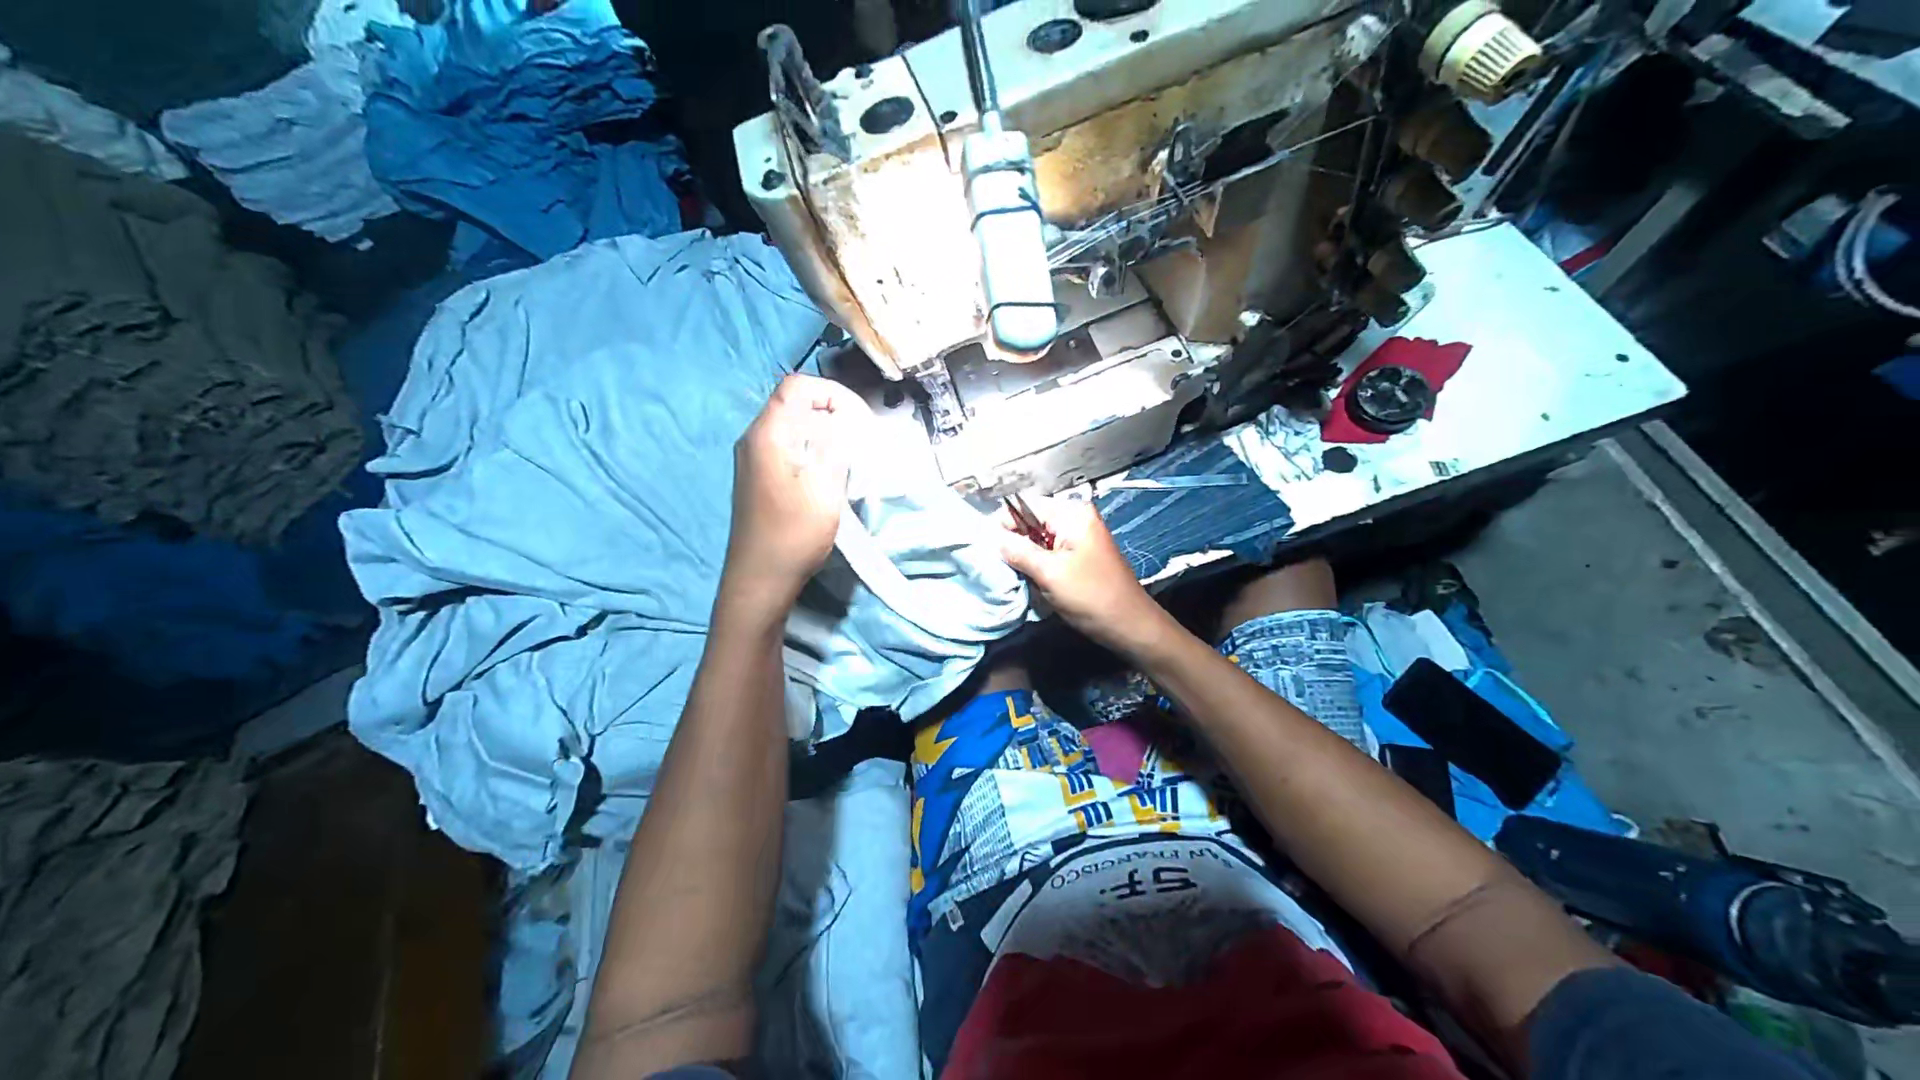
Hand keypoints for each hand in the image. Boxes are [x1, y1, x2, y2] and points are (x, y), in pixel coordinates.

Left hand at [725, 374, 870, 612]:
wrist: (759, 580)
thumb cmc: (792, 534)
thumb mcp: (824, 487)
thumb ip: (836, 445)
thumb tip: (846, 418)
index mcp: (767, 434)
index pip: (797, 387)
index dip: (831, 393)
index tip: (857, 418)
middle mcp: (754, 439)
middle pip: (794, 403)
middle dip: (831, 412)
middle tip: (860, 438)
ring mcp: (753, 459)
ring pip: (792, 426)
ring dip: (823, 433)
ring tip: (849, 456)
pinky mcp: (758, 478)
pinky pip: (787, 447)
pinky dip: (811, 449)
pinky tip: (828, 475)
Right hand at [997, 493, 1175, 654]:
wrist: (1129, 625)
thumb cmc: (1091, 597)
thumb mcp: (1049, 573)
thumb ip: (1018, 550)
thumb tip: (992, 536)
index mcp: (1072, 514)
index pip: (1026, 505)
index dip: (1006, 523)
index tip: (992, 548)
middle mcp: (1076, 519)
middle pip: (1032, 521)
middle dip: (1016, 541)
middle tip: (1005, 565)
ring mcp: (1079, 538)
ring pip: (1038, 539)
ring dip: (1026, 556)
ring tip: (1020, 574)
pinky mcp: (1079, 556)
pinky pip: (1049, 552)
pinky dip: (1038, 565)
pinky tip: (1034, 580)